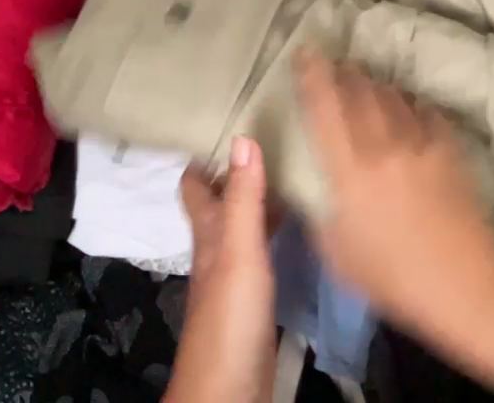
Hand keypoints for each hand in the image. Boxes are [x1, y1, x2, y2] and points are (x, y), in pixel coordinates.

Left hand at [164, 137, 275, 402]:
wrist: (229, 389)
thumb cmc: (229, 314)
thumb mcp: (239, 250)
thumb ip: (243, 199)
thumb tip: (242, 137)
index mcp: (208, 230)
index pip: (195, 181)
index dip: (204, 152)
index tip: (227, 118)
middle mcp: (216, 245)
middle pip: (220, 198)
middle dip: (237, 168)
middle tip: (270, 135)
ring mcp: (234, 271)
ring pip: (242, 221)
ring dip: (259, 196)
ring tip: (291, 167)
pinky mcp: (253, 295)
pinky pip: (262, 248)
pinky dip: (275, 229)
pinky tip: (297, 224)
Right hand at [294, 51, 493, 347]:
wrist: (467, 286)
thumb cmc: (395, 277)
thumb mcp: (337, 255)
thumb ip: (317, 216)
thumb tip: (307, 195)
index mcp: (348, 168)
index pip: (324, 106)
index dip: (311, 74)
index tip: (304, 51)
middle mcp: (381, 144)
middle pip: (358, 89)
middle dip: (343, 71)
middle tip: (333, 64)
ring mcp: (419, 143)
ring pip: (391, 95)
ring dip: (374, 83)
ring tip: (366, 80)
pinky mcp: (449, 149)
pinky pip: (425, 111)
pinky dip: (410, 103)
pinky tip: (408, 107)